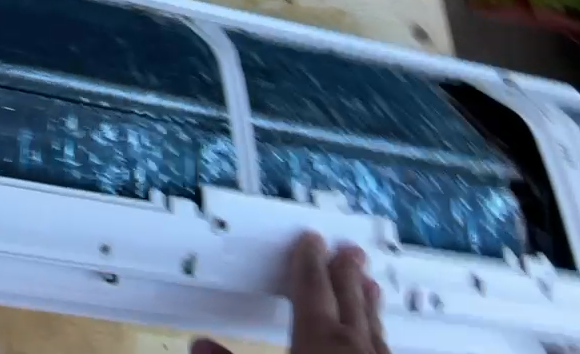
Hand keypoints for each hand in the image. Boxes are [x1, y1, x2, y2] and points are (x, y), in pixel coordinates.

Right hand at [190, 232, 388, 353]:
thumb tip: (197, 343)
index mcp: (319, 342)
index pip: (311, 292)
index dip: (308, 263)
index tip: (312, 238)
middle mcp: (354, 352)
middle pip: (351, 307)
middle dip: (348, 278)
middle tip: (354, 250)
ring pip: (376, 336)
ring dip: (370, 309)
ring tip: (372, 288)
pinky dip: (382, 343)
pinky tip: (382, 346)